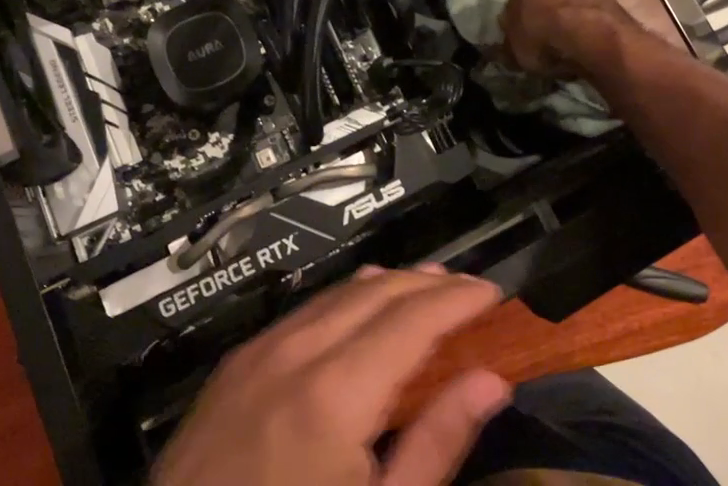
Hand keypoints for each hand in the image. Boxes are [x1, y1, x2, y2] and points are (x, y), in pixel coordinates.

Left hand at [152, 264, 512, 485]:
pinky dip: (344, 301)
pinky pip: (301, 313)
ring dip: (388, 286)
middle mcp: (295, 352)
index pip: (413, 316)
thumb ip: (435, 443)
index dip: (458, 298)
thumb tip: (490, 382)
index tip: (494, 294)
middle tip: (470, 291)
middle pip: (375, 292)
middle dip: (428, 283)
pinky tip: (360, 313)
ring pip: (335, 294)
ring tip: (428, 290)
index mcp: (335, 391)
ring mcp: (257, 354)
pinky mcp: (233, 366)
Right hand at [499, 0, 638, 78]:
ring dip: (569, 18)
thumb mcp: (515, 53)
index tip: (524, 41)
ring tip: (570, 45)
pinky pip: (590, 12)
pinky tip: (588, 43)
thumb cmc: (543, 38)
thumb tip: (503, 52)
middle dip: (546, 15)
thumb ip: (507, 49)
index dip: (520, 22)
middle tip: (547, 42)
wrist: (588, 32)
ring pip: (570, 2)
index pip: (518, 1)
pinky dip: (588, 25)